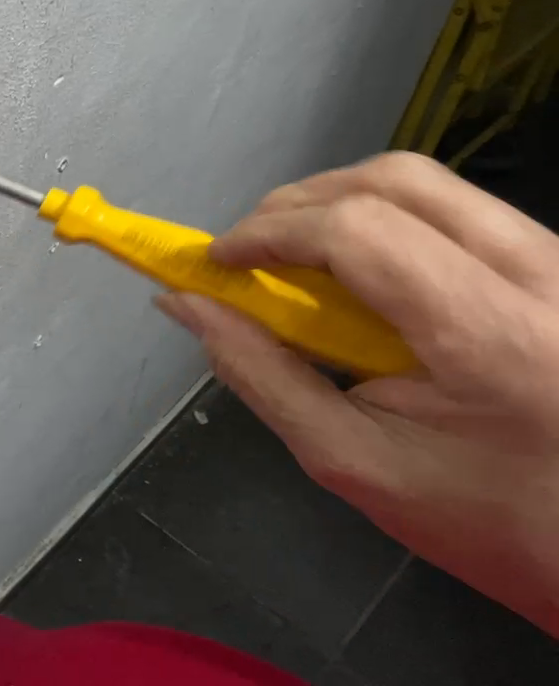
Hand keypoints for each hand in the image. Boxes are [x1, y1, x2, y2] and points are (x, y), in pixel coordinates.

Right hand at [156, 152, 558, 634]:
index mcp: (496, 338)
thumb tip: (182, 302)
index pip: (358, 229)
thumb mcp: (351, 461)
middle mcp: (551, 282)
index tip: (219, 263)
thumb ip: (257, 372)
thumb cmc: (497, 523)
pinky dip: (391, 226)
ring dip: (342, 208)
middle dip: (298, 204)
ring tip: (305, 263)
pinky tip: (372, 280)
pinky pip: (465, 214)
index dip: (268, 231)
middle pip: (396, 182)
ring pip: (432, 188)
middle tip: (256, 254)